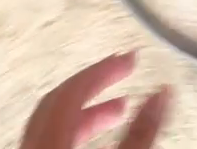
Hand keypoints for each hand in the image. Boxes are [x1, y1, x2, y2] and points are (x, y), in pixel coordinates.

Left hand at [21, 52, 171, 148]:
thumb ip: (140, 129)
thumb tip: (163, 92)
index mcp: (50, 132)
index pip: (74, 87)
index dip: (105, 68)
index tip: (130, 57)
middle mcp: (33, 139)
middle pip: (60, 98)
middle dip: (96, 81)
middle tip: (123, 70)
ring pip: (53, 120)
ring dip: (87, 107)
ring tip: (120, 106)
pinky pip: (49, 137)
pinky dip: (74, 126)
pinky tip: (99, 135)